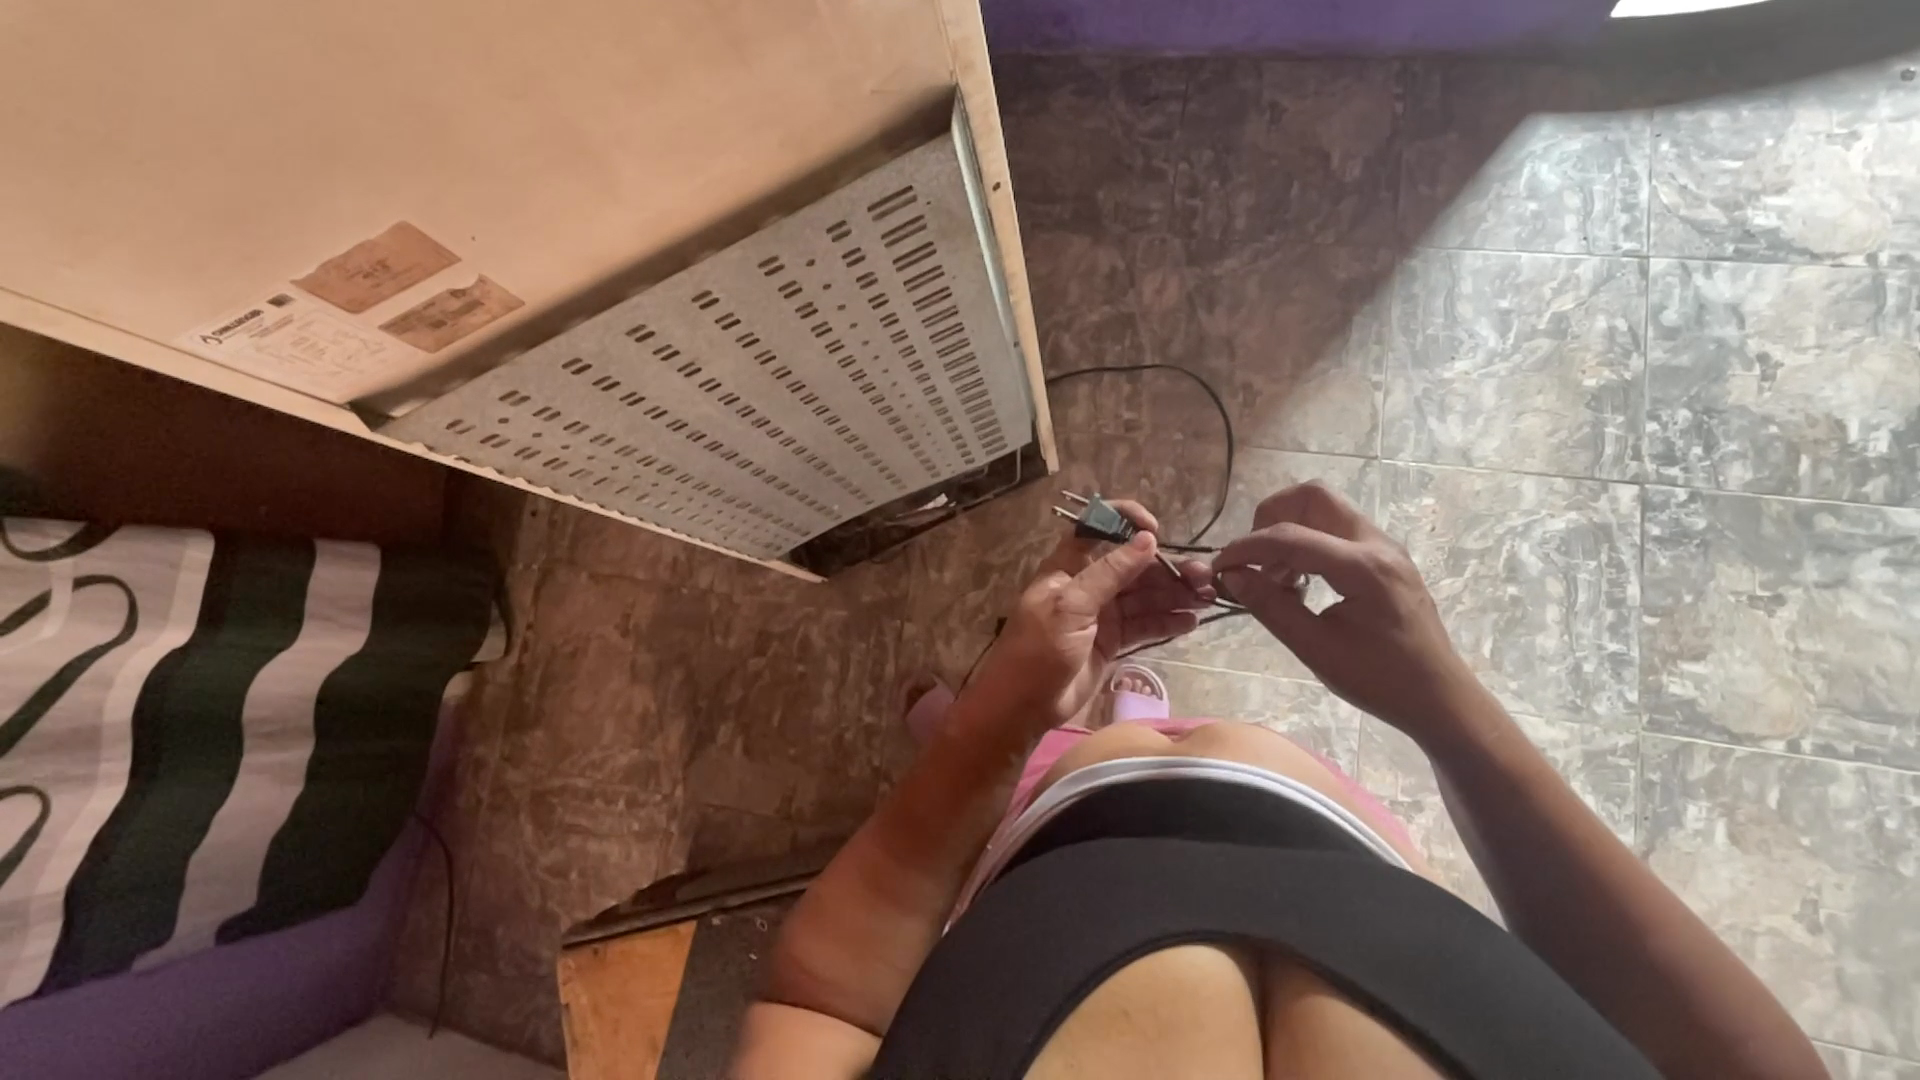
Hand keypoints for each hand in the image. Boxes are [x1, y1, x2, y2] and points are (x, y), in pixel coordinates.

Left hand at [967, 500, 1213, 737]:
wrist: (1023, 704)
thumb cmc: (1038, 649)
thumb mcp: (1071, 605)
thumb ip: (1110, 573)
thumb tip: (1148, 540)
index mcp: (1068, 568)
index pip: (1098, 530)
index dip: (1126, 522)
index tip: (1156, 530)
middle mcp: (1087, 586)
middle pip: (1131, 567)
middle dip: (1165, 568)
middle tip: (1203, 575)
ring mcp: (1100, 615)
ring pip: (1143, 597)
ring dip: (1173, 595)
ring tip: (1206, 597)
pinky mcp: (1111, 642)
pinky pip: (1143, 625)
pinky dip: (1166, 622)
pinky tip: (1190, 621)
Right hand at [1212, 482, 1482, 737]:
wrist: (1440, 698)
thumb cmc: (1379, 680)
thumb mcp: (1316, 649)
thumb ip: (1270, 606)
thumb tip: (1231, 575)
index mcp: (1363, 568)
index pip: (1290, 537)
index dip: (1246, 548)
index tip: (1219, 568)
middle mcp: (1377, 544)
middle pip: (1312, 496)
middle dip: (1270, 517)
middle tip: (1252, 558)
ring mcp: (1384, 547)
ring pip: (1324, 508)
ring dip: (1288, 530)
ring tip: (1273, 576)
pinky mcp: (1383, 558)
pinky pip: (1336, 530)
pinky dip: (1306, 542)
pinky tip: (1297, 582)